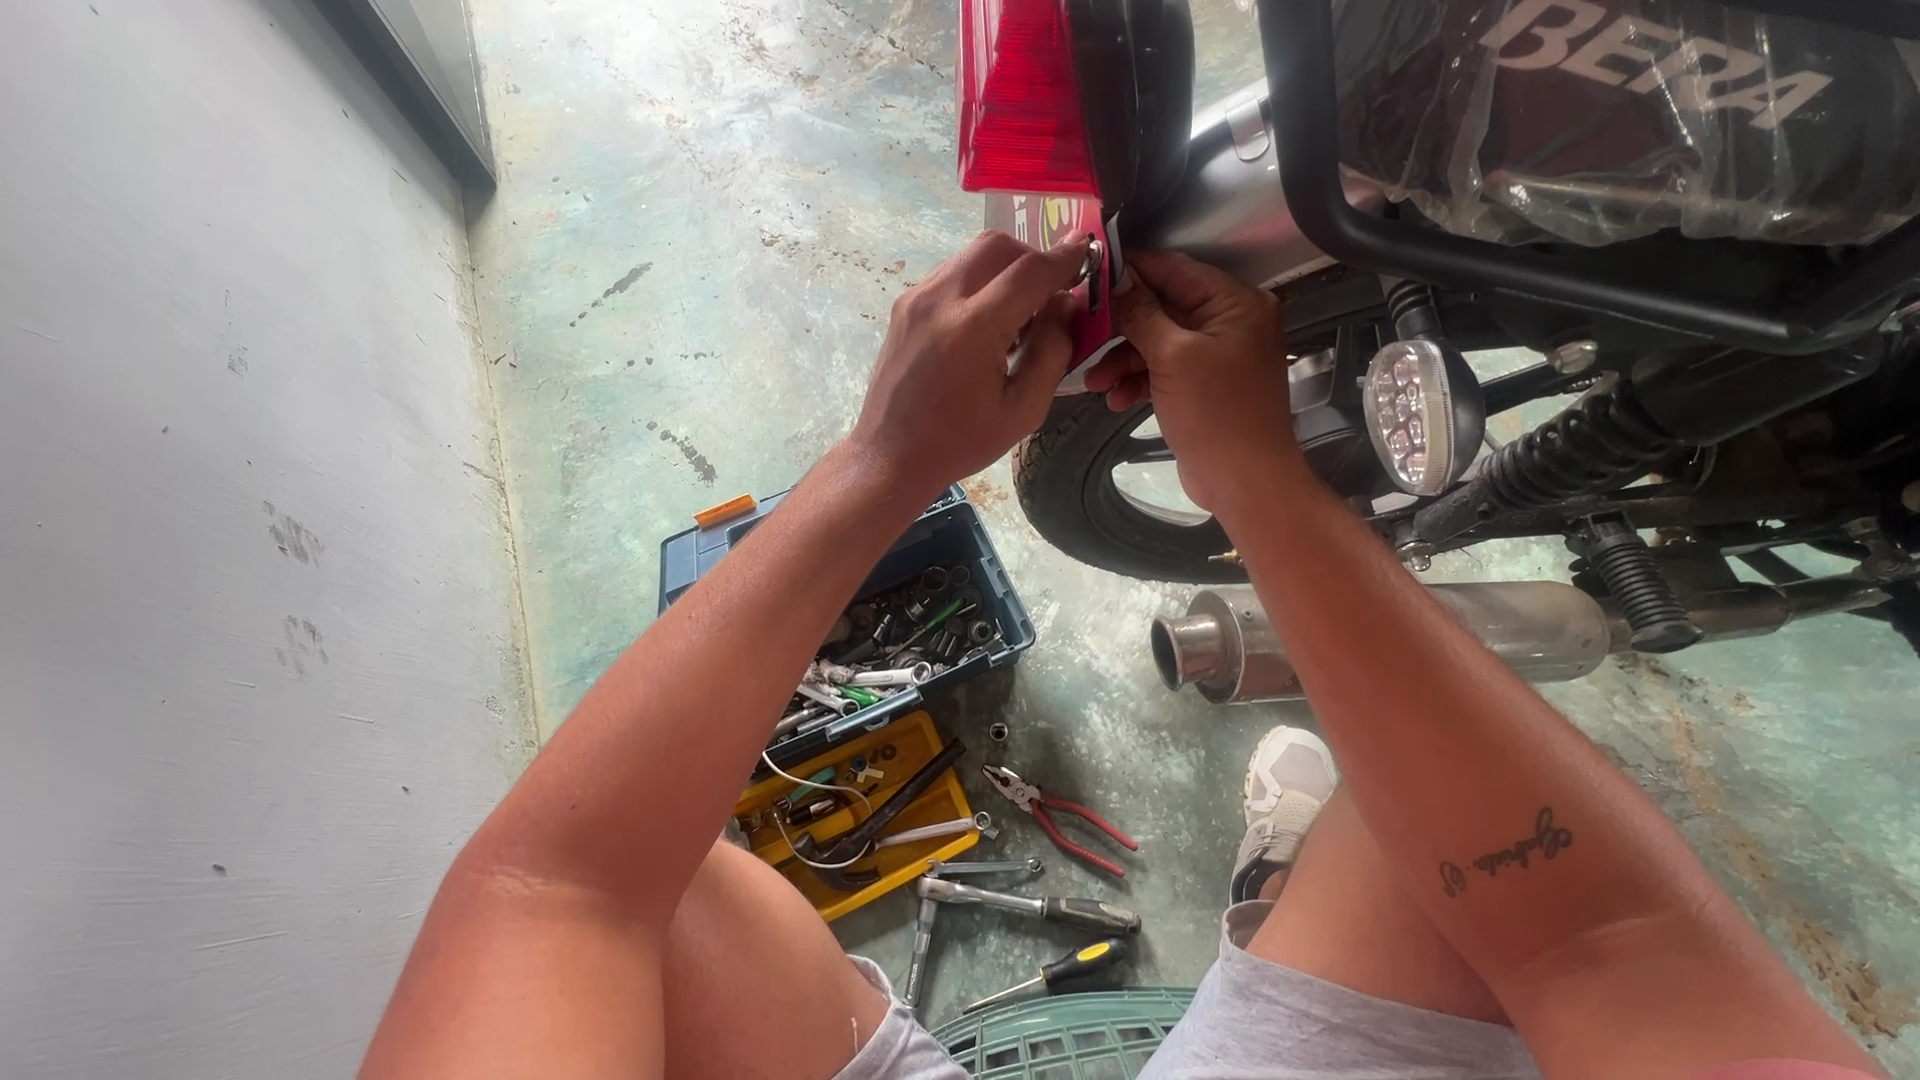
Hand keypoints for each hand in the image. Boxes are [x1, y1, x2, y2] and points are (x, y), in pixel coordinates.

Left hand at [847, 230, 1090, 495]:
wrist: (891, 456)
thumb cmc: (960, 442)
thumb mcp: (1023, 410)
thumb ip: (1052, 351)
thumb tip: (1065, 306)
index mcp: (972, 328)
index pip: (1030, 270)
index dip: (1065, 257)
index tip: (1088, 253)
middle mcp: (939, 300)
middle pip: (998, 245)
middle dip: (1032, 259)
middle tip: (1047, 295)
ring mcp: (915, 299)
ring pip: (972, 255)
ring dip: (1004, 271)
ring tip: (1015, 318)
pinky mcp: (904, 307)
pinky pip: (951, 275)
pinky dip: (979, 284)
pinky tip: (984, 327)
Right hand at [1085, 251, 1300, 512]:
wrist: (1244, 481)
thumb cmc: (1217, 414)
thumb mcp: (1173, 357)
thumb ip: (1142, 314)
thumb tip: (1115, 279)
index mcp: (1235, 303)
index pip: (1174, 269)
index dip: (1130, 271)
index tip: (1088, 275)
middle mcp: (1228, 322)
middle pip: (1161, 308)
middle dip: (1121, 328)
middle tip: (1082, 336)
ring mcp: (1215, 355)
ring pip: (1156, 343)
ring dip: (1123, 361)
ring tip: (1096, 384)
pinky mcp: (1201, 385)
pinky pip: (1163, 370)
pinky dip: (1138, 381)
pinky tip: (1117, 399)